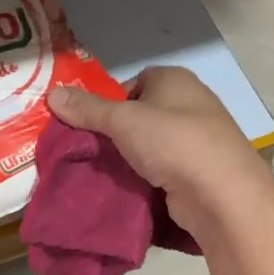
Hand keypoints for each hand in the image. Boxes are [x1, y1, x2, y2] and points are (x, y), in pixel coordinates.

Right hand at [48, 65, 273, 237]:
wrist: (221, 194)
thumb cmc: (173, 143)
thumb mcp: (123, 121)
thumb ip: (87, 109)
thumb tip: (52, 93)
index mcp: (175, 80)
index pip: (132, 83)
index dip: (108, 101)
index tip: (88, 124)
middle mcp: (189, 103)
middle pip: (138, 115)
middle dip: (112, 132)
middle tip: (86, 151)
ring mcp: (196, 138)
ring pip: (147, 144)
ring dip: (126, 157)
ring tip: (99, 172)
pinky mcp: (196, 170)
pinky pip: (159, 168)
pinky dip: (142, 176)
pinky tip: (124, 188)